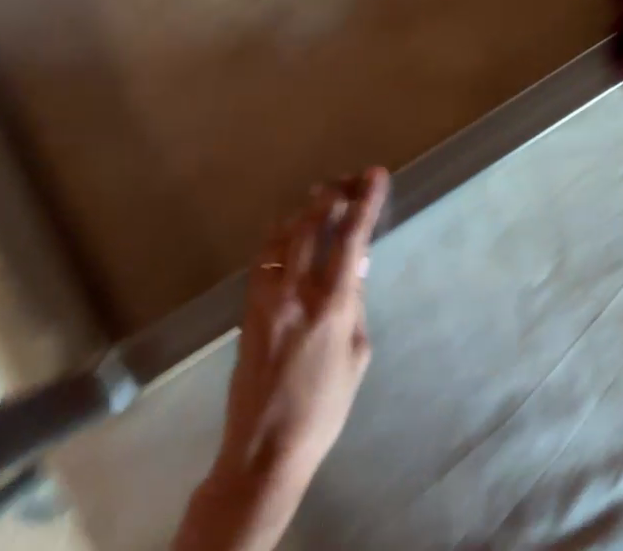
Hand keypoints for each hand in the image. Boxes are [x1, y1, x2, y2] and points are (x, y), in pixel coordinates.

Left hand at [175, 169, 387, 550]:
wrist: (264, 448)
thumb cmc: (325, 408)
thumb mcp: (357, 356)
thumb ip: (355, 307)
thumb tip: (354, 272)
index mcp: (331, 304)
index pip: (350, 238)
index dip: (365, 201)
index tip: (375, 175)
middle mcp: (295, 292)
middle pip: (310, 225)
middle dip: (331, 195)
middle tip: (348, 179)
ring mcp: (265, 299)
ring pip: (281, 236)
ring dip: (302, 211)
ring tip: (320, 197)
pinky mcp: (247, 311)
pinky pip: (263, 259)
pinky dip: (280, 236)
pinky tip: (289, 232)